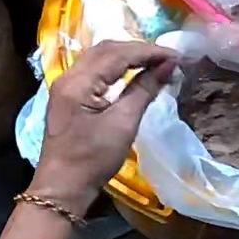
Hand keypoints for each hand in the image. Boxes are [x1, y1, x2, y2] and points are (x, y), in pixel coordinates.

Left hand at [30, 41, 176, 213]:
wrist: (63, 187)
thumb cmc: (93, 159)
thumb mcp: (123, 124)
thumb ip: (144, 90)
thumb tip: (167, 66)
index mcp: (78, 82)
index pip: (117, 54)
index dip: (148, 51)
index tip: (175, 56)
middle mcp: (68, 76)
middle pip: (106, 50)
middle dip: (138, 50)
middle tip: (167, 58)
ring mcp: (65, 85)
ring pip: (99, 57)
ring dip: (127, 56)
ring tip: (154, 62)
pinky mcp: (67, 95)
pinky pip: (93, 70)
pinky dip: (115, 67)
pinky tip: (132, 72)